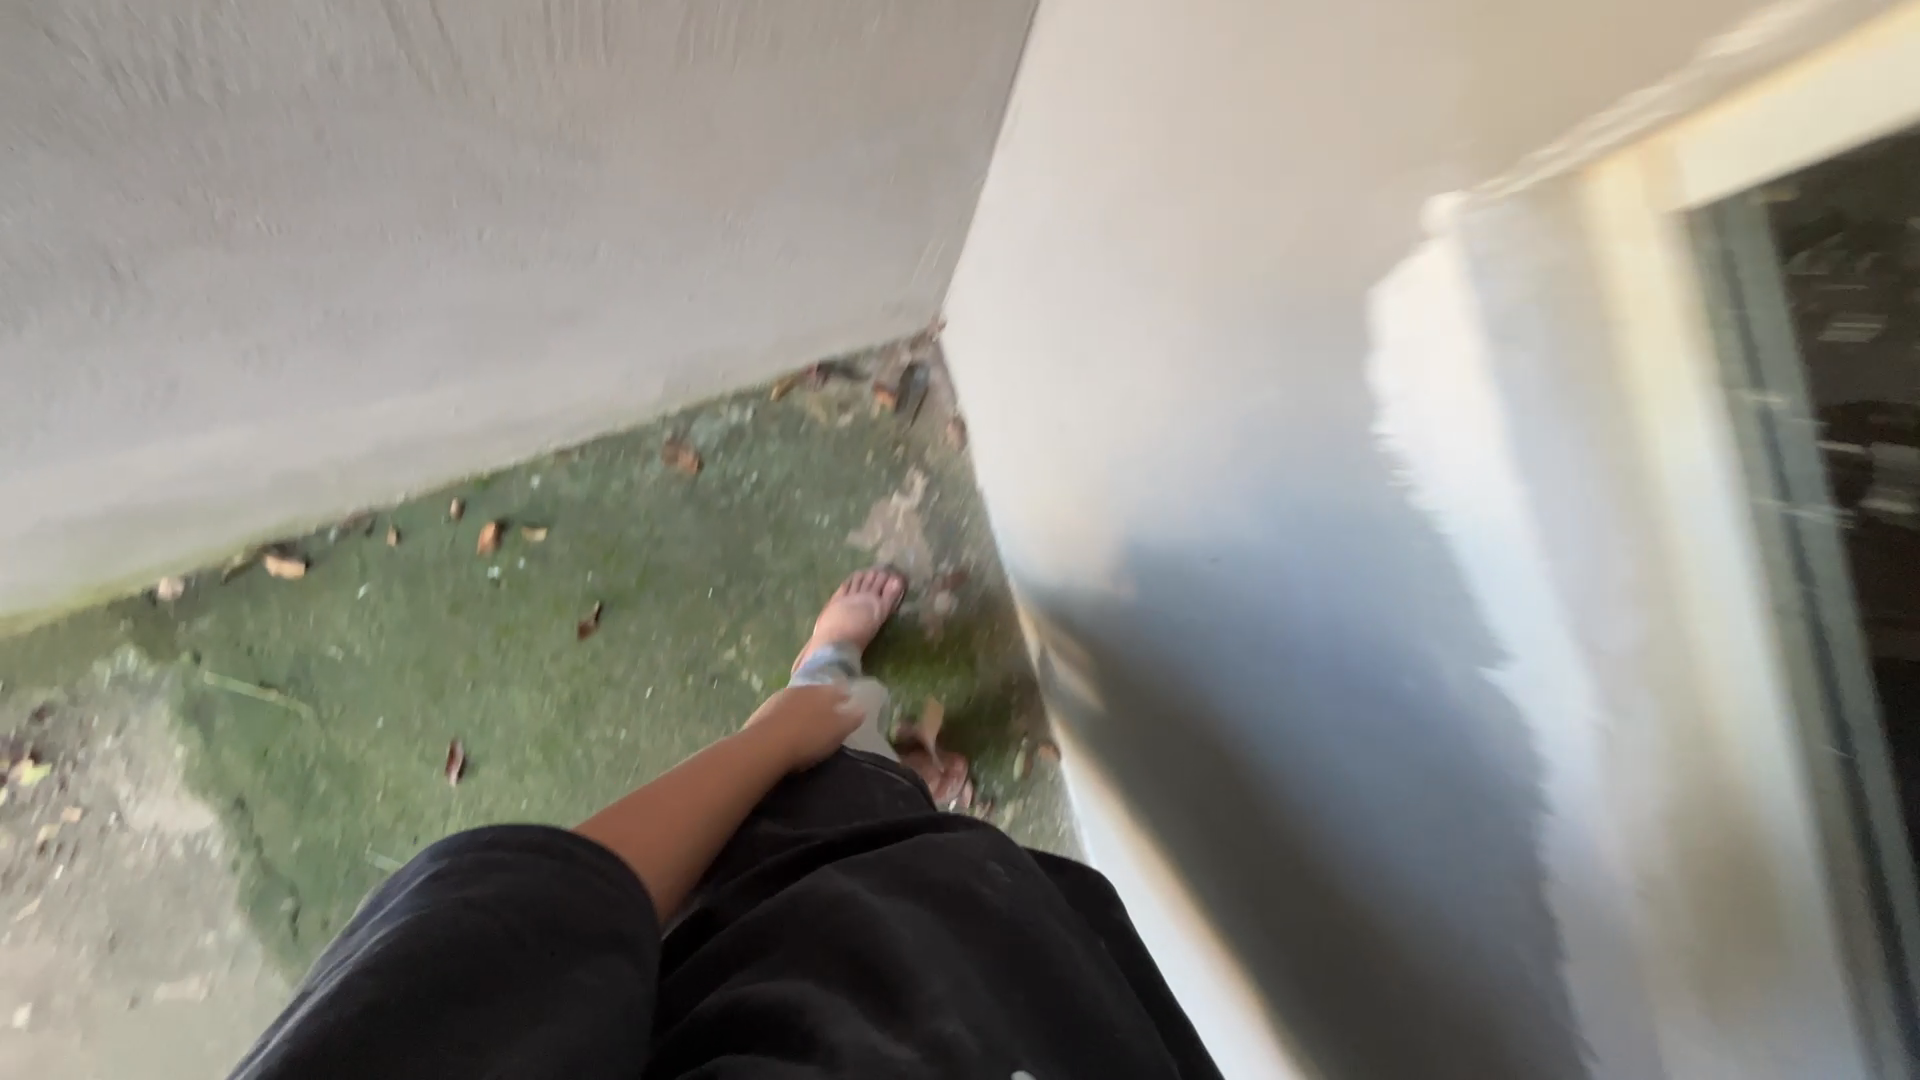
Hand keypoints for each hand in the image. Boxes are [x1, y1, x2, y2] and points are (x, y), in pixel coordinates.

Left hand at [740, 683, 871, 770]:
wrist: (765, 745)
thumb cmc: (808, 739)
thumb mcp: (838, 731)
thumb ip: (851, 718)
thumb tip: (861, 708)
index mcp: (824, 692)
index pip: (839, 690)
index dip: (845, 697)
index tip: (848, 705)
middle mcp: (803, 689)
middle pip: (817, 692)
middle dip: (823, 702)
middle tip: (827, 716)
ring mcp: (781, 697)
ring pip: (798, 699)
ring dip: (802, 708)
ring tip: (805, 724)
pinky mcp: (763, 710)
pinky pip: (781, 711)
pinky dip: (786, 717)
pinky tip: (785, 729)